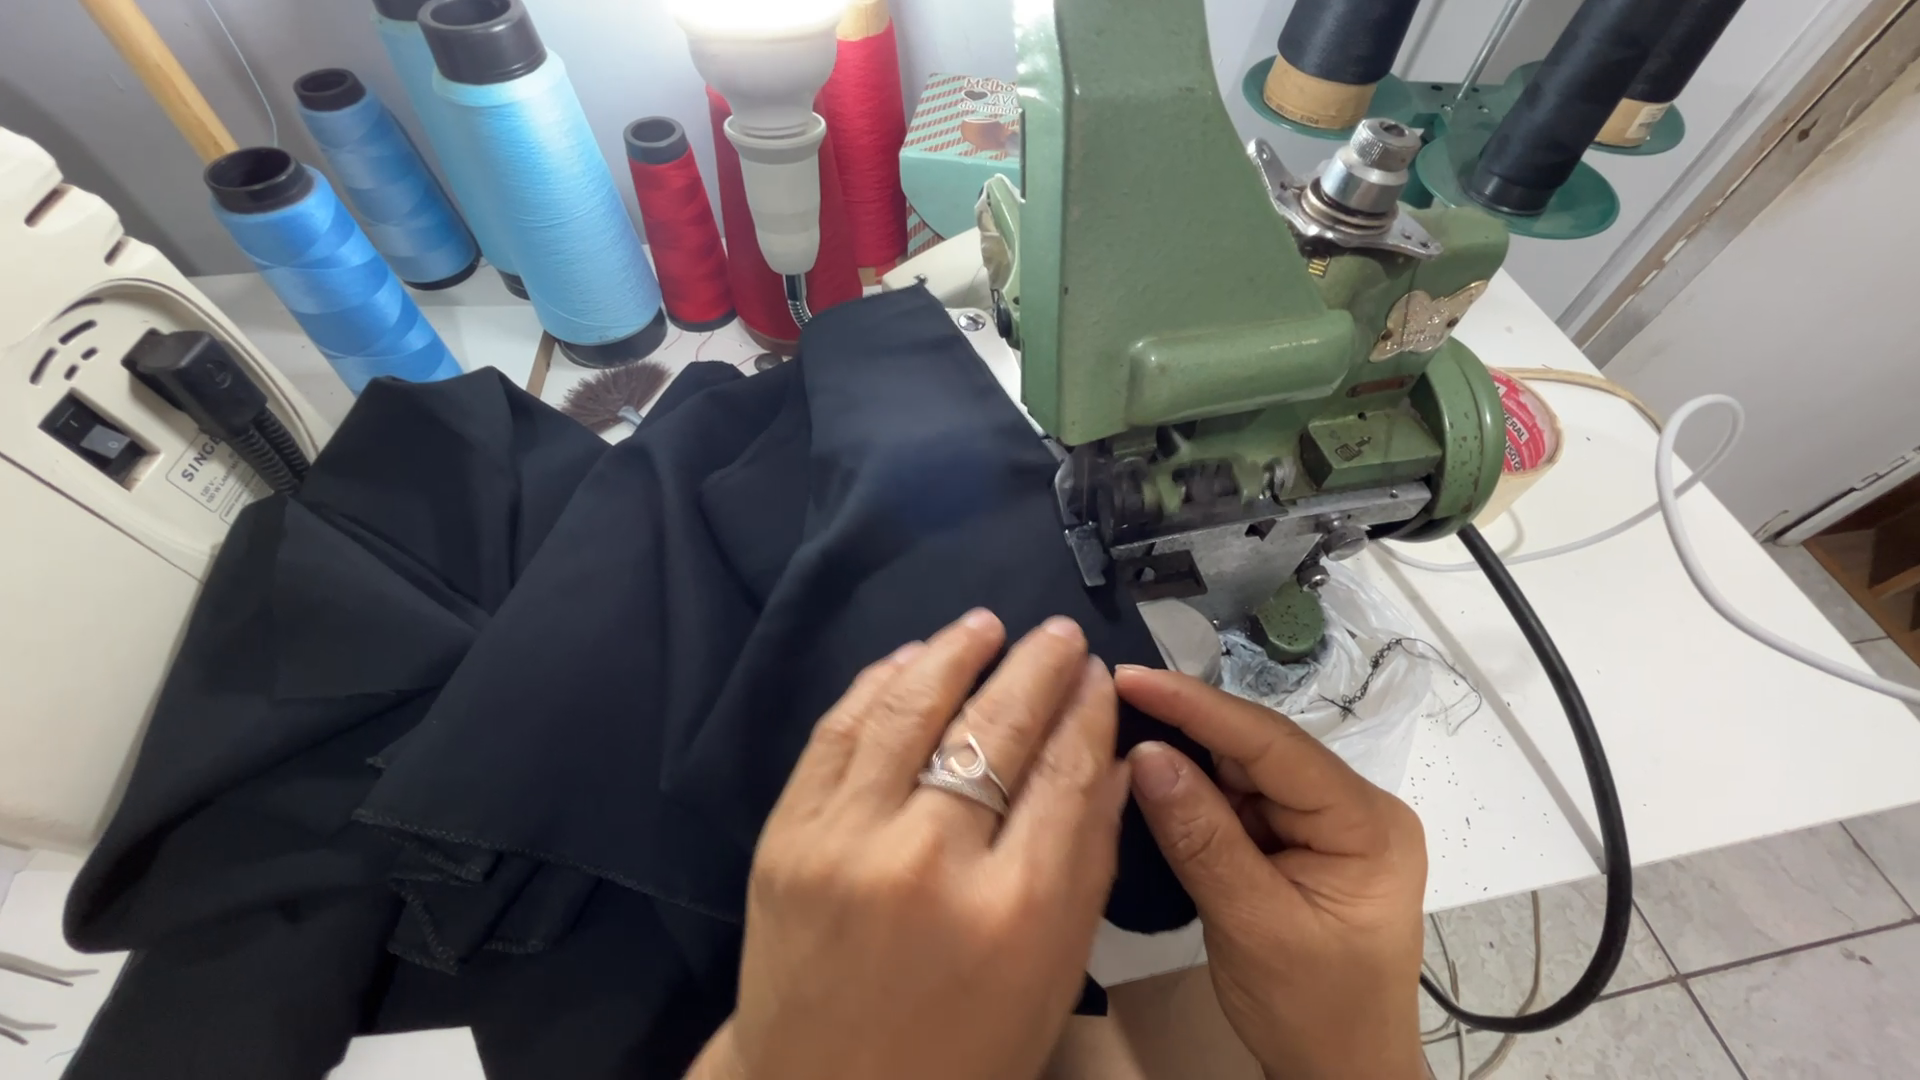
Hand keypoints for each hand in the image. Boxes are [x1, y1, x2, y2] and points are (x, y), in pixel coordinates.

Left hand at [691, 610, 1131, 1079]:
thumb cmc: (961, 1044)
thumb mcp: (1052, 972)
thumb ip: (1090, 859)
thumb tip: (1115, 756)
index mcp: (1013, 912)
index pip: (1065, 773)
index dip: (1086, 711)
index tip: (1098, 674)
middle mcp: (928, 862)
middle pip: (997, 729)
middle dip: (1037, 668)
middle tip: (1059, 634)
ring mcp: (845, 839)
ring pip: (911, 709)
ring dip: (954, 653)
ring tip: (987, 624)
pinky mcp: (788, 832)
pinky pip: (839, 730)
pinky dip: (879, 683)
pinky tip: (913, 658)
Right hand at [1114, 667, 1427, 1079]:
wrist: (1339, 1075)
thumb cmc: (1313, 1012)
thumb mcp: (1253, 926)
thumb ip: (1200, 836)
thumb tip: (1145, 754)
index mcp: (1366, 822)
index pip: (1272, 744)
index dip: (1197, 705)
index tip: (1131, 678)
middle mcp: (1350, 805)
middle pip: (1254, 748)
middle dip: (1185, 725)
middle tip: (1112, 698)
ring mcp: (1321, 819)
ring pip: (1239, 767)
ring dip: (1183, 756)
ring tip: (1120, 728)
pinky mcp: (1292, 835)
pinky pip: (1233, 796)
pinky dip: (1190, 791)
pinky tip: (1151, 774)